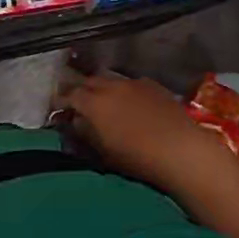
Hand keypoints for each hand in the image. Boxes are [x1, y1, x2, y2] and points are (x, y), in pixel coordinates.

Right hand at [58, 73, 238, 199]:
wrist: (181, 149)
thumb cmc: (138, 158)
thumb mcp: (104, 151)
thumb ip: (86, 132)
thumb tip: (76, 121)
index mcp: (94, 102)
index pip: (70, 94)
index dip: (61, 100)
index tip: (56, 107)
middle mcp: (111, 85)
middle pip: (88, 81)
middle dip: (80, 89)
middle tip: (75, 101)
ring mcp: (133, 82)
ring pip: (109, 79)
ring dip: (101, 87)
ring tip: (100, 100)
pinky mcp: (152, 85)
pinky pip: (129, 83)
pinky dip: (122, 90)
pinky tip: (128, 102)